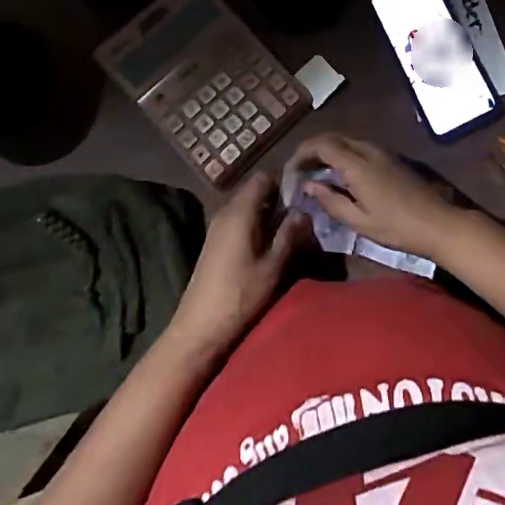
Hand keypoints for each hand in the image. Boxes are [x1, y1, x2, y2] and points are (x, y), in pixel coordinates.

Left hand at [168, 172, 314, 354]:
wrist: (200, 326)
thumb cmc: (240, 294)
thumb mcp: (272, 266)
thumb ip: (289, 235)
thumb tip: (304, 212)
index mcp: (240, 211)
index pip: (262, 178)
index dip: (283, 182)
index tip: (303, 195)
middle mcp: (225, 211)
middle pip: (255, 192)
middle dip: (278, 200)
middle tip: (302, 216)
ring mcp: (217, 226)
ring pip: (247, 207)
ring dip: (268, 215)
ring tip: (290, 232)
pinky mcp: (215, 241)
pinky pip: (239, 221)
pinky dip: (255, 226)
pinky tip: (269, 246)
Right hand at [286, 134, 467, 261]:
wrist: (440, 224)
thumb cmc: (398, 227)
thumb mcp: (360, 222)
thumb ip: (331, 200)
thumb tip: (308, 185)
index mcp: (357, 164)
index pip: (320, 145)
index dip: (301, 154)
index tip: (291, 172)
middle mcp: (368, 149)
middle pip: (332, 137)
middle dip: (311, 150)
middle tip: (299, 171)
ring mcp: (382, 150)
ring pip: (346, 140)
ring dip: (327, 151)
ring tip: (316, 173)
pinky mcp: (391, 157)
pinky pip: (359, 146)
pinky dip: (343, 154)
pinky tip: (340, 175)